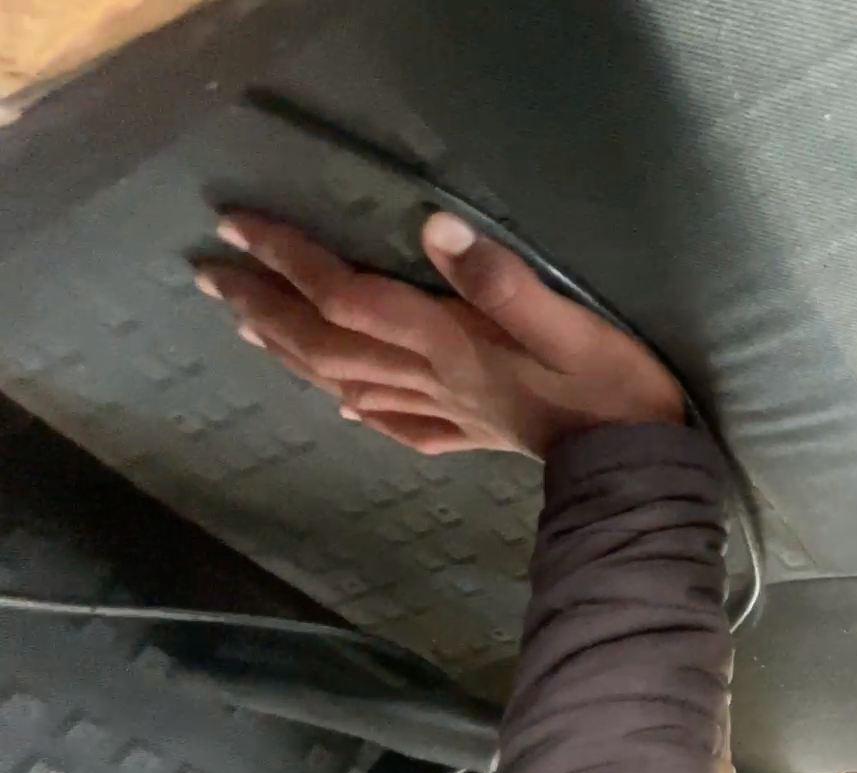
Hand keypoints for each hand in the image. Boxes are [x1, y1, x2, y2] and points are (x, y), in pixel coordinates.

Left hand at [195, 212, 683, 458]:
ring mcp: (460, 413)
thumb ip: (504, 284)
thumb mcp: (571, 327)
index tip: (237, 225)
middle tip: (215, 279)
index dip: (293, 260)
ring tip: (256, 335)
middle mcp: (441, 380)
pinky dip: (373, 417)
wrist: (641, 462)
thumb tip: (436, 228)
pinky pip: (414, 429)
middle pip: (335, 347)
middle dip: (270, 310)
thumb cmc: (614, 390)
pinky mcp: (485, 434)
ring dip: (300, 359)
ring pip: (359, 386)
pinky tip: (352, 414)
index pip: (353, 299)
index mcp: (455, 346)